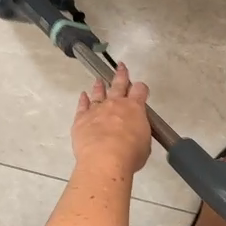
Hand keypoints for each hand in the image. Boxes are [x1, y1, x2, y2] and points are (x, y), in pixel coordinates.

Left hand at [71, 62, 151, 176]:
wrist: (105, 159)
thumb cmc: (130, 154)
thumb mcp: (145, 143)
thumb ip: (140, 131)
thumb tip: (135, 130)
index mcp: (134, 108)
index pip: (140, 90)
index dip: (141, 88)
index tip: (141, 88)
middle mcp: (115, 104)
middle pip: (119, 85)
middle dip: (121, 75)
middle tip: (121, 66)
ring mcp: (97, 109)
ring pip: (99, 93)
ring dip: (100, 86)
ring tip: (99, 80)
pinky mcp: (81, 119)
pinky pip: (82, 106)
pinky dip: (83, 100)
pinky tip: (83, 95)